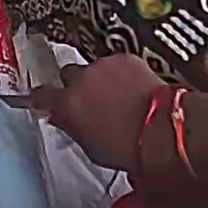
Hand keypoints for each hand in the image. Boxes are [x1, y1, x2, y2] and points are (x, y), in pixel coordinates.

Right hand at [25, 55, 163, 173]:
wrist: (166, 131)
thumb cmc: (131, 148)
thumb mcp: (92, 149)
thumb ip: (72, 128)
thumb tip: (63, 119)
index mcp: (66, 104)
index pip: (40, 95)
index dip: (42, 97)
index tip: (43, 99)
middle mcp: (79, 80)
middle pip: (68, 75)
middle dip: (77, 85)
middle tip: (91, 100)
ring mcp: (101, 66)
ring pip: (93, 69)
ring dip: (101, 80)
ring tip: (120, 97)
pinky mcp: (123, 58)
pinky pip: (116, 63)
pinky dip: (122, 73)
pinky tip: (134, 89)